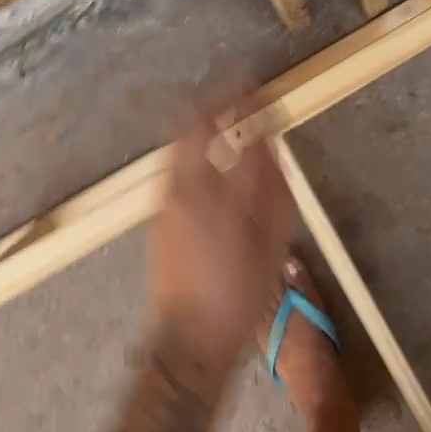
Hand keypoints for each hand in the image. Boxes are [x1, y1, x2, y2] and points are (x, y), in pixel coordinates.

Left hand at [146, 109, 293, 374]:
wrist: (188, 339)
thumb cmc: (239, 294)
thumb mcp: (271, 246)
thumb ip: (275, 191)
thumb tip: (275, 148)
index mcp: (219, 194)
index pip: (238, 133)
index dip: (252, 106)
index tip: (265, 92)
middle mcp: (185, 187)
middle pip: (194, 124)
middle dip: (219, 100)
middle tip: (240, 92)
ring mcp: (164, 198)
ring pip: (178, 141)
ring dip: (201, 119)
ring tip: (224, 113)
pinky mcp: (155, 213)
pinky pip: (172, 163)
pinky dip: (189, 146)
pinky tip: (207, 153)